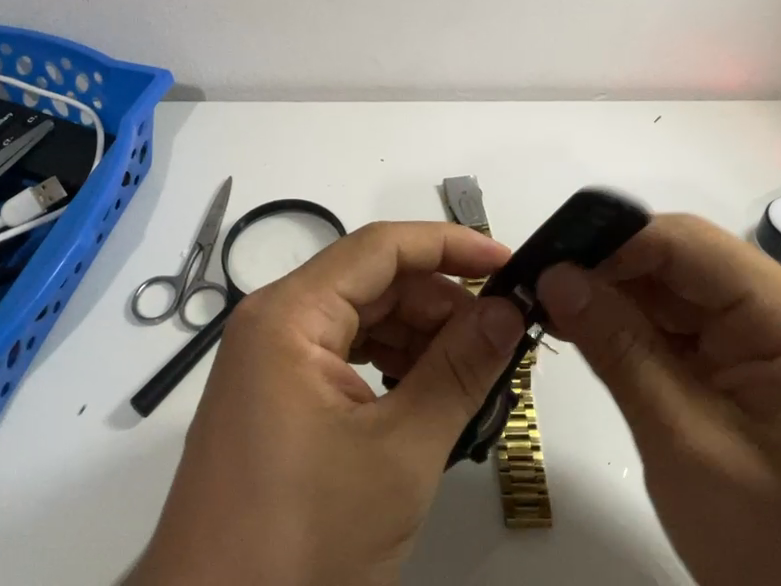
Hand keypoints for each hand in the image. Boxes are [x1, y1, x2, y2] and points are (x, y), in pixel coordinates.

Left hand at [129, 222, 526, 585]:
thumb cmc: (304, 534)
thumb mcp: (399, 452)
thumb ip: (459, 370)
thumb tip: (508, 311)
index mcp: (289, 315)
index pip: (381, 247)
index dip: (450, 245)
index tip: (510, 263)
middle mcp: (273, 322)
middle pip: (373, 284)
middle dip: (442, 304)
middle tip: (505, 338)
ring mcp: (269, 362)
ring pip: (361, 321)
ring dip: (421, 339)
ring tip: (478, 373)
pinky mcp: (274, 398)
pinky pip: (343, 357)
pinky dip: (392, 368)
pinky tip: (430, 395)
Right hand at [538, 215, 780, 585]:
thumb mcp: (686, 446)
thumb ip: (620, 349)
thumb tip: (555, 273)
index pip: (689, 243)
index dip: (611, 241)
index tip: (543, 261)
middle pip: (686, 263)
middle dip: (610, 272)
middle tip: (536, 293)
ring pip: (684, 293)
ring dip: (621, 302)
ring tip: (555, 316)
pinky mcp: (769, 370)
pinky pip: (696, 329)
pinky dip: (644, 332)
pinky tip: (600, 342)